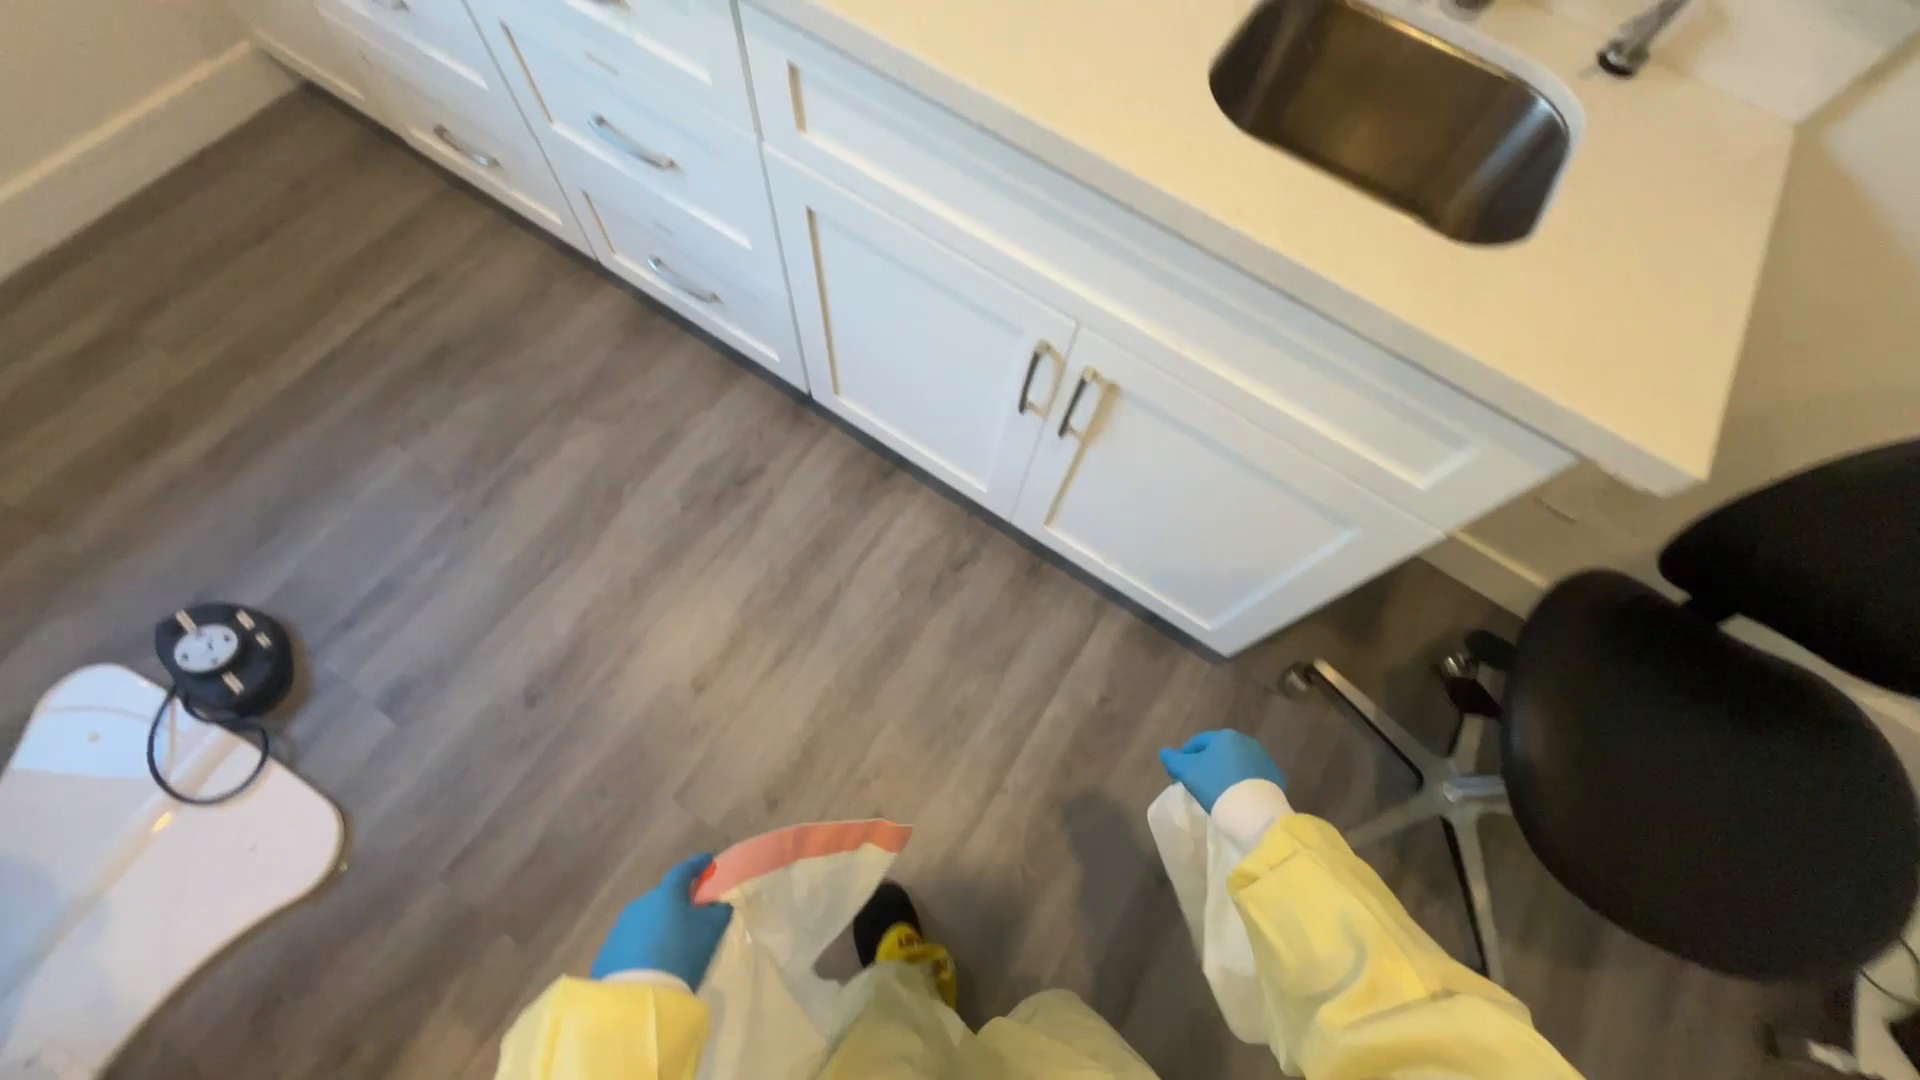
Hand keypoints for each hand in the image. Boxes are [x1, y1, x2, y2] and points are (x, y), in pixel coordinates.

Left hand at [591, 854, 733, 986]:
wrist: (640, 998)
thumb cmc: (682, 955)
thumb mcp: (710, 932)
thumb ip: (718, 912)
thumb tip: (718, 904)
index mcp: (666, 894)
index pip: (683, 871)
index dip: (697, 864)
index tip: (707, 861)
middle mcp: (640, 904)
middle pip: (663, 896)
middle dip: (677, 900)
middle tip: (691, 912)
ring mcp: (620, 928)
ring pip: (645, 919)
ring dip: (658, 924)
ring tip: (670, 943)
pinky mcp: (607, 952)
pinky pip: (631, 940)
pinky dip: (642, 944)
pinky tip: (650, 962)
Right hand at [1158, 730, 1285, 811]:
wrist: (1255, 814)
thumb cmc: (1216, 786)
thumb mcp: (1188, 772)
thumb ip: (1173, 760)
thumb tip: (1164, 752)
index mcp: (1225, 736)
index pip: (1198, 742)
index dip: (1184, 756)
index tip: (1177, 773)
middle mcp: (1247, 742)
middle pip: (1218, 752)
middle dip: (1205, 764)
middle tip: (1195, 782)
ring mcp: (1264, 760)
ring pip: (1236, 764)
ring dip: (1224, 773)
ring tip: (1215, 791)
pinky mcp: (1276, 778)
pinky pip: (1252, 777)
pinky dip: (1241, 783)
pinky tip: (1235, 797)